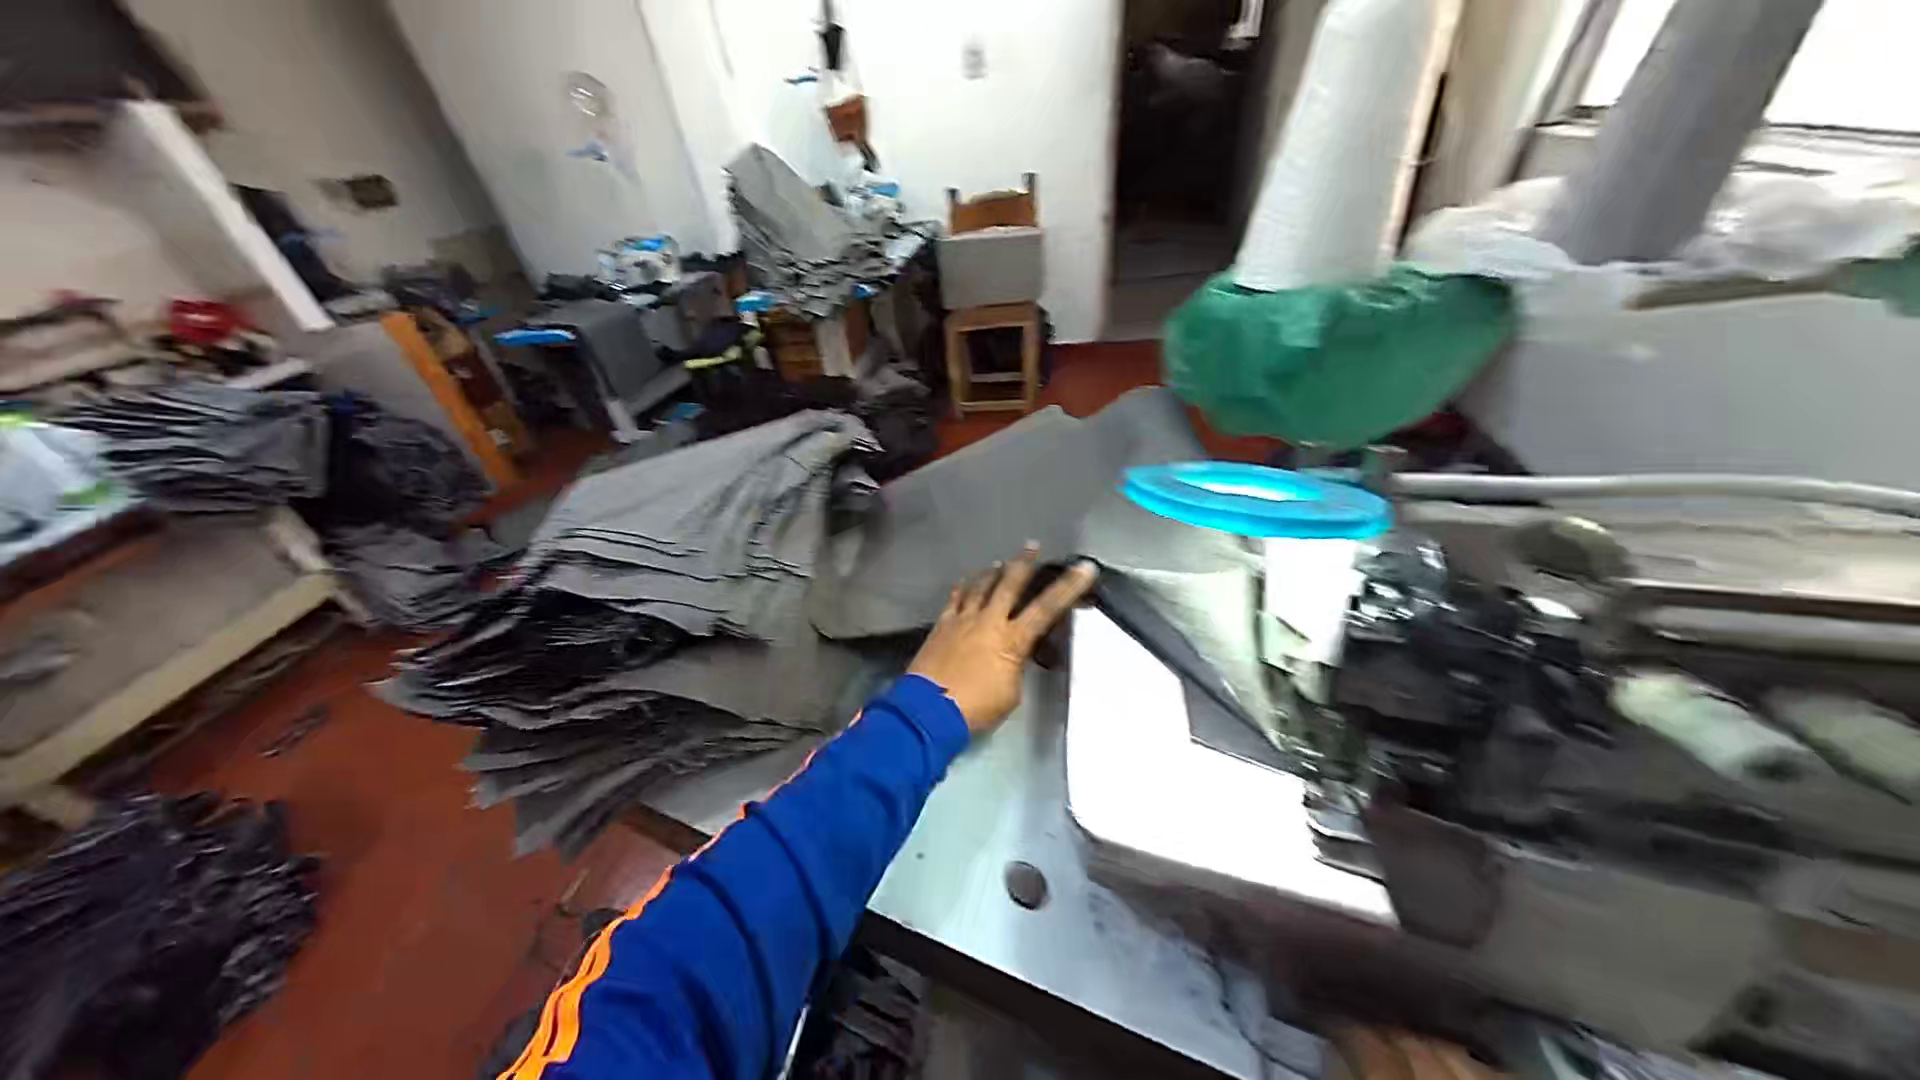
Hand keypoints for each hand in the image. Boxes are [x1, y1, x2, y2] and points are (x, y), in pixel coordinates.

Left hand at [906, 545, 1098, 734]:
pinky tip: (965, 581)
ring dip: (992, 572)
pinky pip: (955, 599)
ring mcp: (963, 620)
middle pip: (1009, 585)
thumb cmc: (977, 707)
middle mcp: (989, 621)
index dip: (1068, 587)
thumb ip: (1015, 666)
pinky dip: (963, 587)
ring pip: (980, 586)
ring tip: (999, 562)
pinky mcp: (941, 625)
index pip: (1047, 608)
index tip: (1084, 568)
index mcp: (1013, 640)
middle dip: (1024, 564)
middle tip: (1032, 546)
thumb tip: (1013, 656)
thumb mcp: (1011, 691)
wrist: (929, 709)